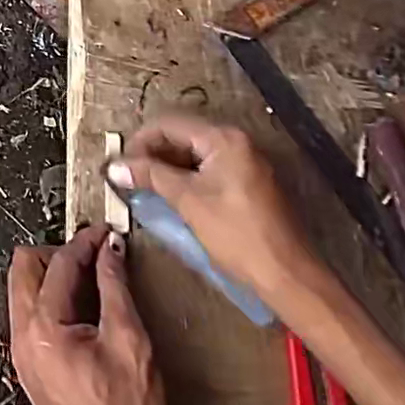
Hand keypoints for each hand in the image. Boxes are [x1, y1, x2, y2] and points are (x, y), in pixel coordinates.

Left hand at [8, 224, 165, 404]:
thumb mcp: (131, 346)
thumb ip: (116, 289)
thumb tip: (112, 250)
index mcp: (43, 327)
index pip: (60, 264)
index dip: (85, 243)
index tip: (105, 233)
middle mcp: (23, 335)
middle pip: (25, 266)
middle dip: (59, 253)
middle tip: (93, 256)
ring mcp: (22, 350)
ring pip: (24, 287)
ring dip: (54, 275)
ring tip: (90, 278)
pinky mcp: (29, 363)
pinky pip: (30, 311)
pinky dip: (51, 298)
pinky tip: (81, 305)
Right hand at [106, 113, 316, 296]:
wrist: (290, 280)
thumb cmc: (238, 235)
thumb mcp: (187, 201)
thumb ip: (149, 175)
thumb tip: (115, 166)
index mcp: (223, 139)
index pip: (168, 125)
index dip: (139, 141)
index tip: (121, 162)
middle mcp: (236, 143)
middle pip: (181, 136)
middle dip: (152, 153)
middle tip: (129, 174)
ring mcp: (245, 163)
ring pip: (193, 154)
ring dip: (166, 166)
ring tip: (144, 185)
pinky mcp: (248, 183)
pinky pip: (207, 168)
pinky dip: (185, 177)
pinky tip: (169, 194)